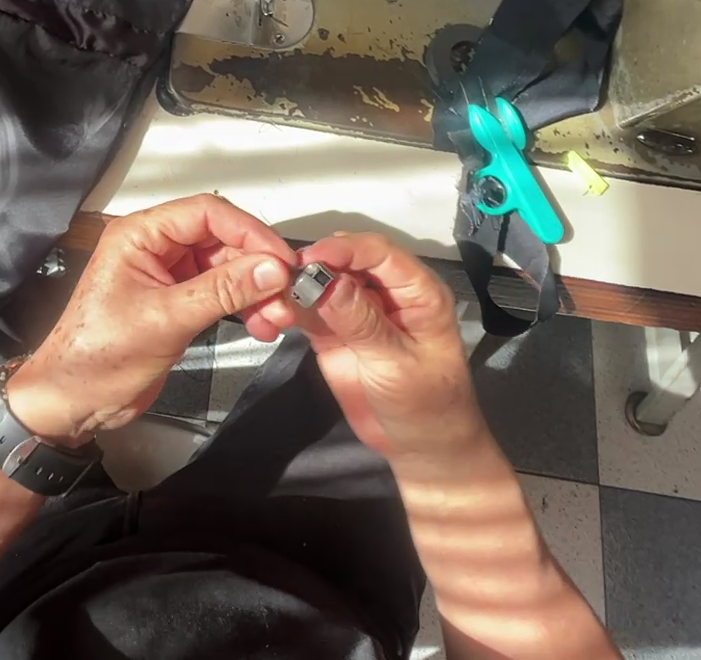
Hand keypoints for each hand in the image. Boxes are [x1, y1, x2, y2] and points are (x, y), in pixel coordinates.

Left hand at [7, 194, 293, 443]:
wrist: (74, 402)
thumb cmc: (98, 357)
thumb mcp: (165, 320)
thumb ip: (222, 290)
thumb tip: (273, 269)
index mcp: (140, 234)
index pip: (206, 213)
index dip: (249, 232)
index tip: (282, 259)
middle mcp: (155, 246)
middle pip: (221, 238)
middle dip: (257, 266)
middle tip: (287, 294)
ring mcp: (168, 273)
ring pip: (227, 266)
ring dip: (256, 289)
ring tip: (278, 317)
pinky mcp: (178, 301)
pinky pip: (222, 291)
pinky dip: (244, 305)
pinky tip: (261, 324)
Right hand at [254, 233, 483, 468]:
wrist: (419, 449)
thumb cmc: (426, 407)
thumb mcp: (397, 365)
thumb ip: (362, 323)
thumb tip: (328, 281)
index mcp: (416, 292)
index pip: (379, 254)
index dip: (345, 250)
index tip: (311, 258)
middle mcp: (385, 292)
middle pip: (346, 260)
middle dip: (316, 262)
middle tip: (285, 274)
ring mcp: (356, 309)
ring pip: (322, 280)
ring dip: (297, 284)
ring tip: (274, 296)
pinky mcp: (332, 329)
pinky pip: (307, 307)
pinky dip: (290, 306)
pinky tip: (275, 311)